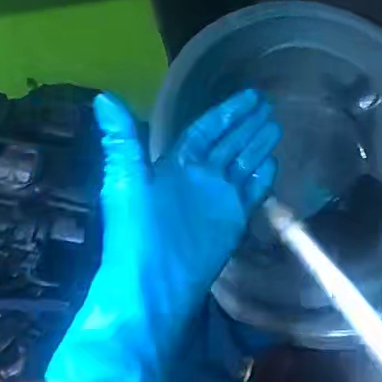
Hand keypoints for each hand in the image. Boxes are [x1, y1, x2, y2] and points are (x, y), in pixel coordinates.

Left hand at [44, 90, 280, 381]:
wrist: (153, 286)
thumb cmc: (136, 232)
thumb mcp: (126, 179)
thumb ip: (121, 139)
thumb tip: (104, 96)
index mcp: (173, 165)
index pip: (205, 130)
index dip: (226, 113)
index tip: (249, 96)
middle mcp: (197, 179)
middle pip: (227, 144)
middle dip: (246, 125)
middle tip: (269, 103)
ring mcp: (216, 201)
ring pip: (241, 165)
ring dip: (257, 145)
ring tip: (277, 125)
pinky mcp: (232, 223)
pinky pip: (250, 193)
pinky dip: (262, 178)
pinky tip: (274, 162)